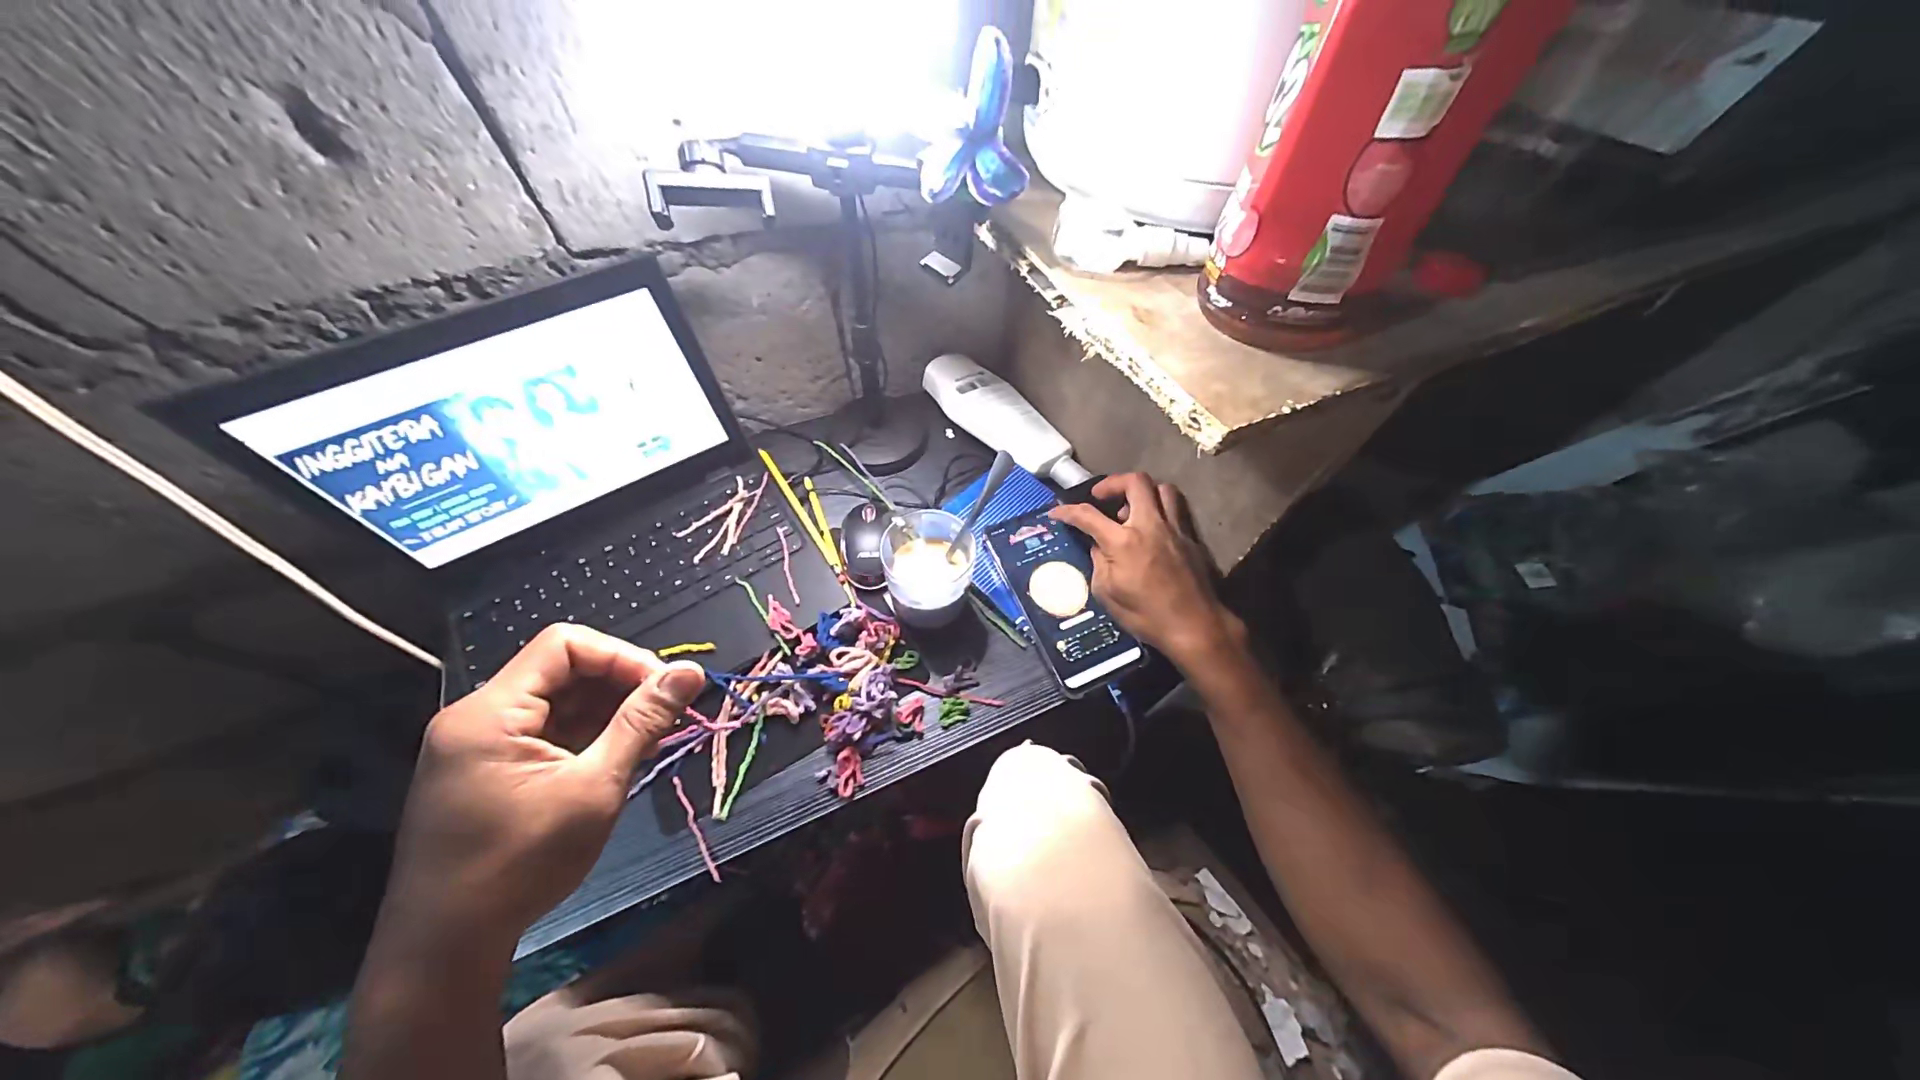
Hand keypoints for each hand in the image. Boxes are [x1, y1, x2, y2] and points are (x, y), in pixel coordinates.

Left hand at [382, 624, 706, 941]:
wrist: (444, 949)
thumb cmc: (521, 865)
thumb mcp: (595, 787)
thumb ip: (642, 722)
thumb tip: (690, 671)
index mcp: (489, 712)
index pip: (565, 645)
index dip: (622, 656)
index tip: (664, 689)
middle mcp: (478, 716)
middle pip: (562, 669)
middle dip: (620, 684)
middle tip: (667, 715)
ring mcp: (480, 744)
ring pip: (559, 700)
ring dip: (609, 711)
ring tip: (652, 736)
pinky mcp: (489, 768)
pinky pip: (547, 730)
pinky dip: (587, 734)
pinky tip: (621, 753)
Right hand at [1049, 473, 1243, 665]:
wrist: (1194, 626)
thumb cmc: (1146, 615)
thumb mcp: (1107, 593)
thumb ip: (1099, 562)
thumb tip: (1099, 547)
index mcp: (1124, 541)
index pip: (1088, 515)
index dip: (1067, 511)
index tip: (1056, 512)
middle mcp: (1150, 526)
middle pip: (1135, 481)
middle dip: (1113, 483)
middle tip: (1102, 497)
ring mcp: (1175, 529)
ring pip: (1162, 489)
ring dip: (1143, 493)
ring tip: (1131, 509)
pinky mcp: (1192, 539)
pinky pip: (1176, 511)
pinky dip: (1160, 512)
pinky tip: (1152, 531)